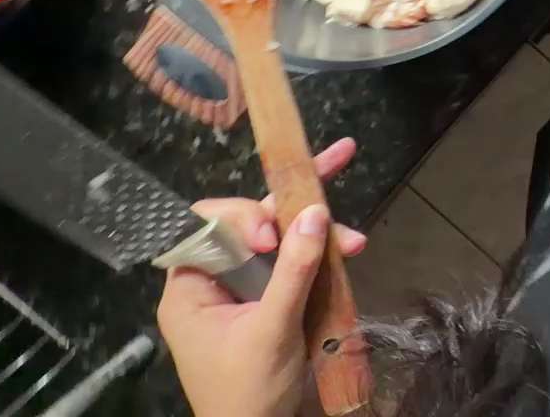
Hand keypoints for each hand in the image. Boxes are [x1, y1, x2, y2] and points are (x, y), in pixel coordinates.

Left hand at [156, 138, 366, 416]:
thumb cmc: (248, 393)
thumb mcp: (271, 331)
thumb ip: (293, 271)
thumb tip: (316, 212)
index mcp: (192, 289)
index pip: (206, 226)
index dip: (241, 217)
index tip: (271, 236)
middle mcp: (217, 279)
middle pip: (252, 219)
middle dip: (295, 197)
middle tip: (339, 157)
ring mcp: (248, 285)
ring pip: (282, 235)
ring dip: (321, 230)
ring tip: (357, 240)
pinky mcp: (275, 294)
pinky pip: (298, 257)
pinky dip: (326, 250)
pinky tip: (352, 249)